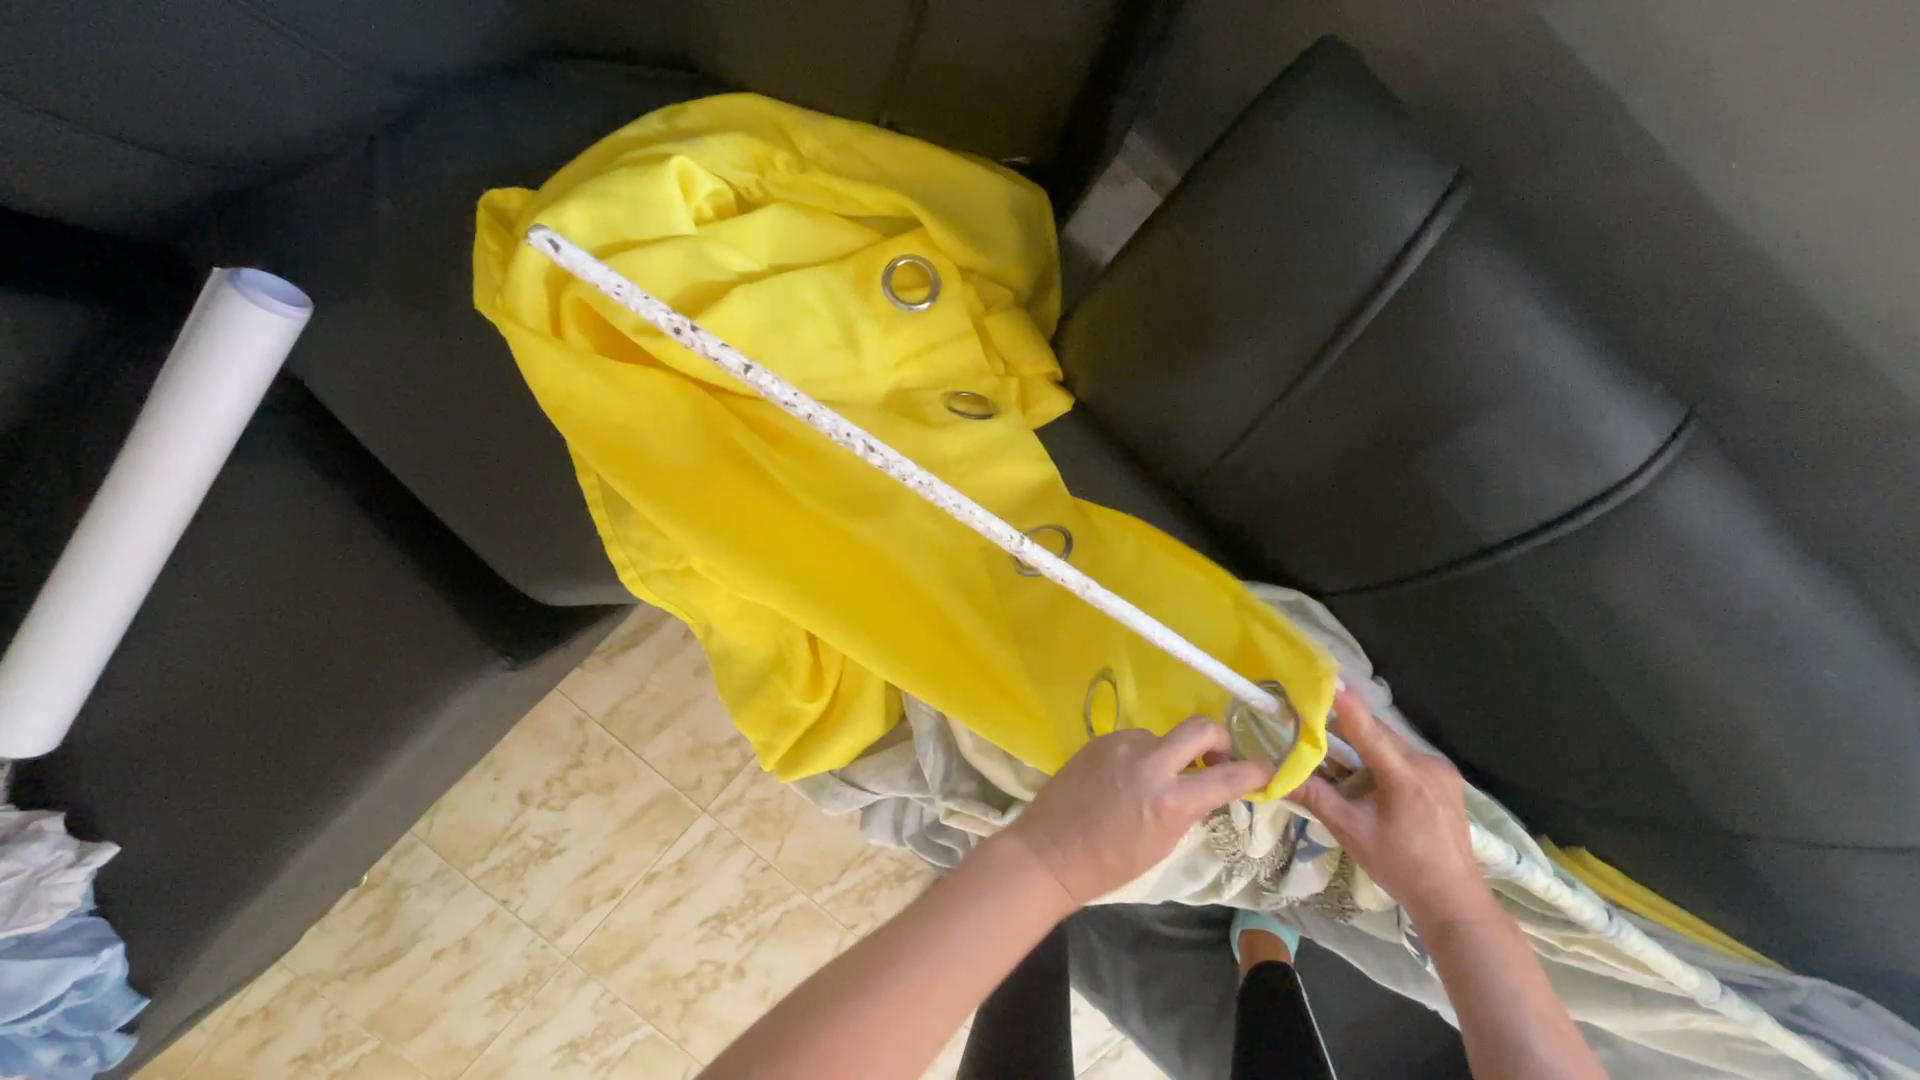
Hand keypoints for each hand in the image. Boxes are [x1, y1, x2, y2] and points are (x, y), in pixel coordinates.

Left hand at [998, 719, 1276, 905]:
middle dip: (1218, 739)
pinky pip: (1134, 741)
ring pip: (1162, 736)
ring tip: (1153, 781)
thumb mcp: (1164, 843)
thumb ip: (1188, 808)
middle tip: (1216, 757)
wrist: (1049, 852)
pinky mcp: (1100, 740)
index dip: (1256, 772)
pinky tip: (1124, 779)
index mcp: (1171, 800)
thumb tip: (1204, 786)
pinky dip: (1140, 756)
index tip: (1266, 770)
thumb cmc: (1110, 863)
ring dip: (1169, 753)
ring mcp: (1121, 746)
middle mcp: (1150, 763)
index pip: (1229, 776)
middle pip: (1201, 727)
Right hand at [1288, 690, 1491, 926]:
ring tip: (1339, 764)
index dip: (1347, 706)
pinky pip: (1405, 758)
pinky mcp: (1446, 781)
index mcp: (1406, 778)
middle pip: (1378, 736)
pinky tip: (1369, 781)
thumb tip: (1277, 775)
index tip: (1330, 680)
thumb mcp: (1351, 831)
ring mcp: (1442, 772)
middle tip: (1314, 730)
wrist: (1452, 899)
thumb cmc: (1400, 867)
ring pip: (1391, 746)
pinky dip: (1382, 761)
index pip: (1369, 732)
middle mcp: (1428, 766)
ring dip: (1364, 749)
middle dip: (1347, 732)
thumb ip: (1316, 797)